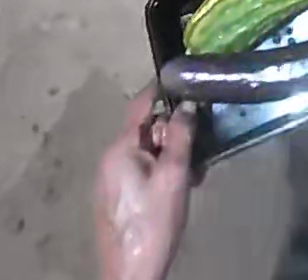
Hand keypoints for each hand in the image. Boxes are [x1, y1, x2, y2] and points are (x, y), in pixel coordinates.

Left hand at [94, 87, 195, 279]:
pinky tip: (178, 189)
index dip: (163, 90)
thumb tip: (186, 104)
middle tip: (197, 146)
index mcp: (120, 148)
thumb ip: (181, 135)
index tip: (187, 84)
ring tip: (192, 173)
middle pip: (146, 129)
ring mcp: (110, 181)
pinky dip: (160, 171)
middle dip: (173, 132)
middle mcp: (110, 159)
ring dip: (170, 155)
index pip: (141, 103)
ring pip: (146, 151)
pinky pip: (140, 171)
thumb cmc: (152, 223)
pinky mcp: (115, 200)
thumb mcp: (174, 175)